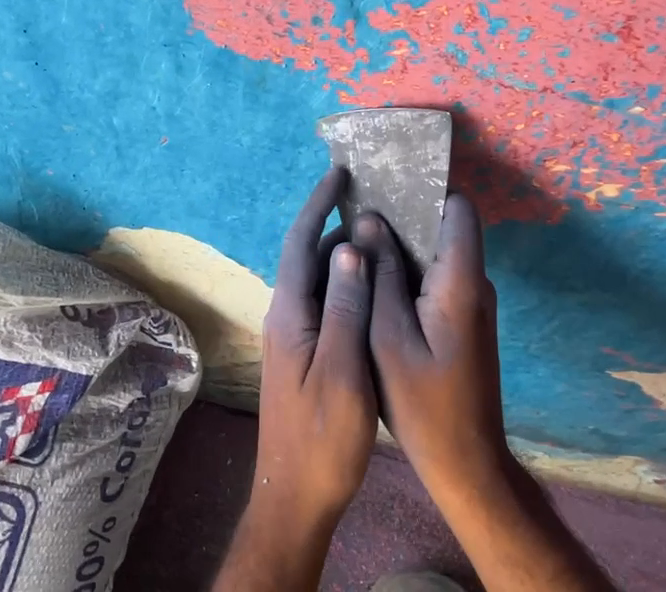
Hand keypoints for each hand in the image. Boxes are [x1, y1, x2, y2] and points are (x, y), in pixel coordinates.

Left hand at [252, 166, 378, 529]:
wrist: (297, 492)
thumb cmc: (323, 436)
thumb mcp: (342, 369)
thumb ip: (344, 307)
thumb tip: (347, 246)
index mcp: (289, 312)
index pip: (299, 242)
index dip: (317, 205)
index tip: (338, 172)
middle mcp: (285, 315)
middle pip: (307, 255)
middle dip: (333, 222)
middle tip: (372, 198)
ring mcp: (293, 336)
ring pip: (317, 278)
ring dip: (342, 252)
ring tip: (381, 231)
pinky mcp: (305, 353)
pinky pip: (324, 301)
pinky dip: (346, 283)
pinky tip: (374, 286)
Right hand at [354, 195, 509, 505]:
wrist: (465, 462)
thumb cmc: (422, 402)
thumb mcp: (387, 336)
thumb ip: (379, 275)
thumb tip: (370, 219)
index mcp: (459, 282)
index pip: (459, 210)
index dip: (427, 187)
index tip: (384, 180)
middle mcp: (473, 284)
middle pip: (442, 227)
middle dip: (400, 214)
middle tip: (351, 212)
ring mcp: (470, 304)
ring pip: (433, 253)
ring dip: (397, 245)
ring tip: (351, 242)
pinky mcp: (462, 321)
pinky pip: (433, 277)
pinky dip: (403, 271)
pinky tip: (367, 281)